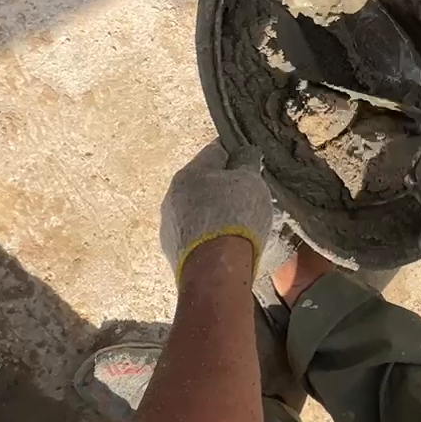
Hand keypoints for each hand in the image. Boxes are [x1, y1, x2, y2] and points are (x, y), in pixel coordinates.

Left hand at [160, 142, 272, 281]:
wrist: (216, 270)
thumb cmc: (236, 217)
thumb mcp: (251, 182)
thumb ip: (247, 162)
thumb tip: (243, 153)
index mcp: (190, 172)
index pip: (215, 150)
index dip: (236, 153)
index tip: (250, 162)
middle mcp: (173, 194)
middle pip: (203, 180)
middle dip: (223, 184)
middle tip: (246, 195)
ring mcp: (169, 223)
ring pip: (196, 207)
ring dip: (213, 209)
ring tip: (236, 223)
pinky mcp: (172, 249)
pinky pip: (193, 231)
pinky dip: (207, 231)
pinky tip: (224, 242)